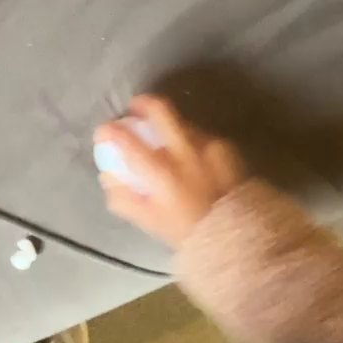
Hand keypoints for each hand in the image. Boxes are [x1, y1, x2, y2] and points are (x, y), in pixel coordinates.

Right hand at [95, 94, 246, 249]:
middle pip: (160, 109)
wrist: (238, 238)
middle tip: (134, 110)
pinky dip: (191, 141)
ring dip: (169, 127)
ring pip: (182, 121)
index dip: (109, 131)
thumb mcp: (148, 221)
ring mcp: (209, 146)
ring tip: (167, 143)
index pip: (127, 140)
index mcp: (162, 173)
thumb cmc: (187, 231)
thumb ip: (123, 197)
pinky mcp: (226, 149)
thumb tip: (108, 175)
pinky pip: (201, 136)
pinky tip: (192, 157)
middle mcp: (185, 152)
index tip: (104, 132)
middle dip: (142, 103)